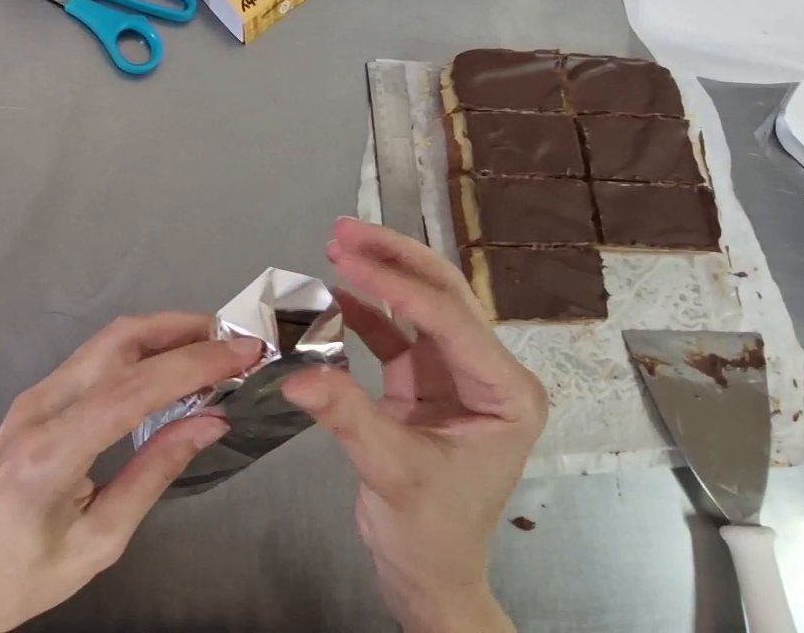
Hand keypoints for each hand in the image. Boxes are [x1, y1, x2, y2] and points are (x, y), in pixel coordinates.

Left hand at [0, 313, 261, 632]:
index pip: (134, 387)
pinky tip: (171, 365)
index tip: (243, 354)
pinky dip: (142, 350)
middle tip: (235, 339)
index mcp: (52, 451)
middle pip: (118, 341)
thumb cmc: (20, 573)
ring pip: (107, 340)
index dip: (194, 364)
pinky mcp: (37, 397)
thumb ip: (155, 474)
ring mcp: (34, 395)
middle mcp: (40, 406)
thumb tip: (211, 422)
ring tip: (215, 346)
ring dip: (164, 333)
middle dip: (182, 329)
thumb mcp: (98, 541)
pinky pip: (97, 358)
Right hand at [284, 219, 546, 632]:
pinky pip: (394, 332)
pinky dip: (365, 311)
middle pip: (443, 294)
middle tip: (344, 230)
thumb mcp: (393, 473)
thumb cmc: (430, 533)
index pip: (448, 319)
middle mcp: (489, 372)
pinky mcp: (424, 380)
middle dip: (394, 258)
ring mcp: (455, 373)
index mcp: (506, 391)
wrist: (429, 574)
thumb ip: (347, 415)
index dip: (395, 285)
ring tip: (336, 245)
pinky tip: (333, 295)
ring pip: (419, 303)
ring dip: (379, 273)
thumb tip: (297, 373)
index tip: (347, 258)